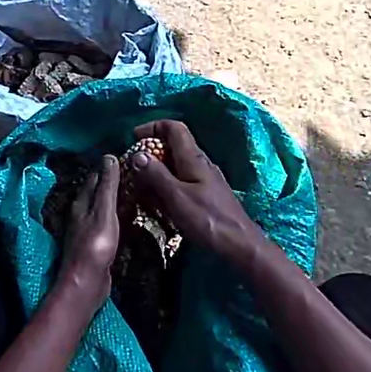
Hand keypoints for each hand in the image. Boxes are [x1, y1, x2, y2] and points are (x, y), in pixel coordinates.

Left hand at [54, 155, 119, 312]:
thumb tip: (109, 157)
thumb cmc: (96, 243)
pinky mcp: (94, 243)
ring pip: (100, 207)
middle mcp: (80, 214)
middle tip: (133, 174)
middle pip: (96, 192)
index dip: (108, 167)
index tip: (126, 159)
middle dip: (110, 182)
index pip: (94, 177)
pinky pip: (105, 222)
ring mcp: (86, 229)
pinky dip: (114, 216)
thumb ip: (107, 186)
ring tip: (132, 192)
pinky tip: (125, 218)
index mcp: (81, 203)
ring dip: (113, 200)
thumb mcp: (104, 210)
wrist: (87, 282)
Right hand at [127, 121, 269, 264]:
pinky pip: (182, 180)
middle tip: (131, 167)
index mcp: (193, 158)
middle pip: (174, 145)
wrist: (239, 244)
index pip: (174, 128)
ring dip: (157, 170)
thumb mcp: (176, 197)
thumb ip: (156, 174)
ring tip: (139, 185)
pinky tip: (158, 201)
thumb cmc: (207, 219)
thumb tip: (138, 154)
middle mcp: (200, 163)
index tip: (133, 138)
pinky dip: (167, 184)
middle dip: (151, 151)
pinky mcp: (207, 194)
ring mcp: (205, 179)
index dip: (152, 127)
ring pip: (177, 164)